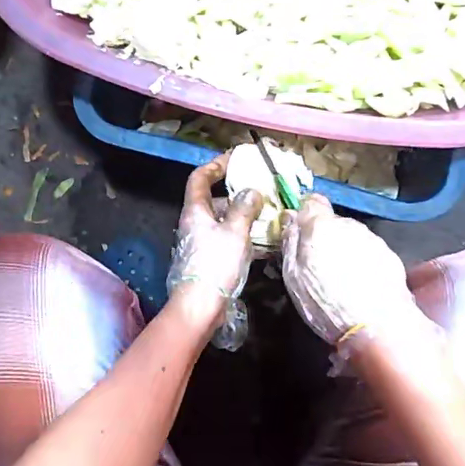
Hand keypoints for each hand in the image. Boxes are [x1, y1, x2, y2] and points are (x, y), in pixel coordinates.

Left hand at [168, 156, 262, 304]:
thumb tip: (251, 191)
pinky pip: (228, 240)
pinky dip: (245, 237)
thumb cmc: (215, 264)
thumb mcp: (234, 232)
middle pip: (213, 199)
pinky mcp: (209, 260)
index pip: (199, 178)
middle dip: (236, 193)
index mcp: (195, 211)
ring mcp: (201, 242)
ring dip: (244, 216)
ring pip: (223, 221)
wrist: (200, 306)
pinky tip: (265, 242)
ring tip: (269, 215)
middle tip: (260, 190)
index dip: (215, 165)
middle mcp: (195, 224)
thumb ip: (244, 208)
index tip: (234, 159)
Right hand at [280, 195, 433, 350]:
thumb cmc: (326, 302)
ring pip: (351, 236)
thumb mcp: (293, 275)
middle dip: (323, 236)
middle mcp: (348, 225)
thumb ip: (291, 242)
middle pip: (332, 222)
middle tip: (317, 263)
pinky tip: (360, 284)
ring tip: (341, 278)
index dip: (304, 213)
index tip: (299, 230)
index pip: (311, 203)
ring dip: (343, 249)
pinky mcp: (389, 255)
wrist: (377, 325)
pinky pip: (368, 251)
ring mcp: (372, 239)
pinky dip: (361, 261)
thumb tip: (289, 217)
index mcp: (321, 226)